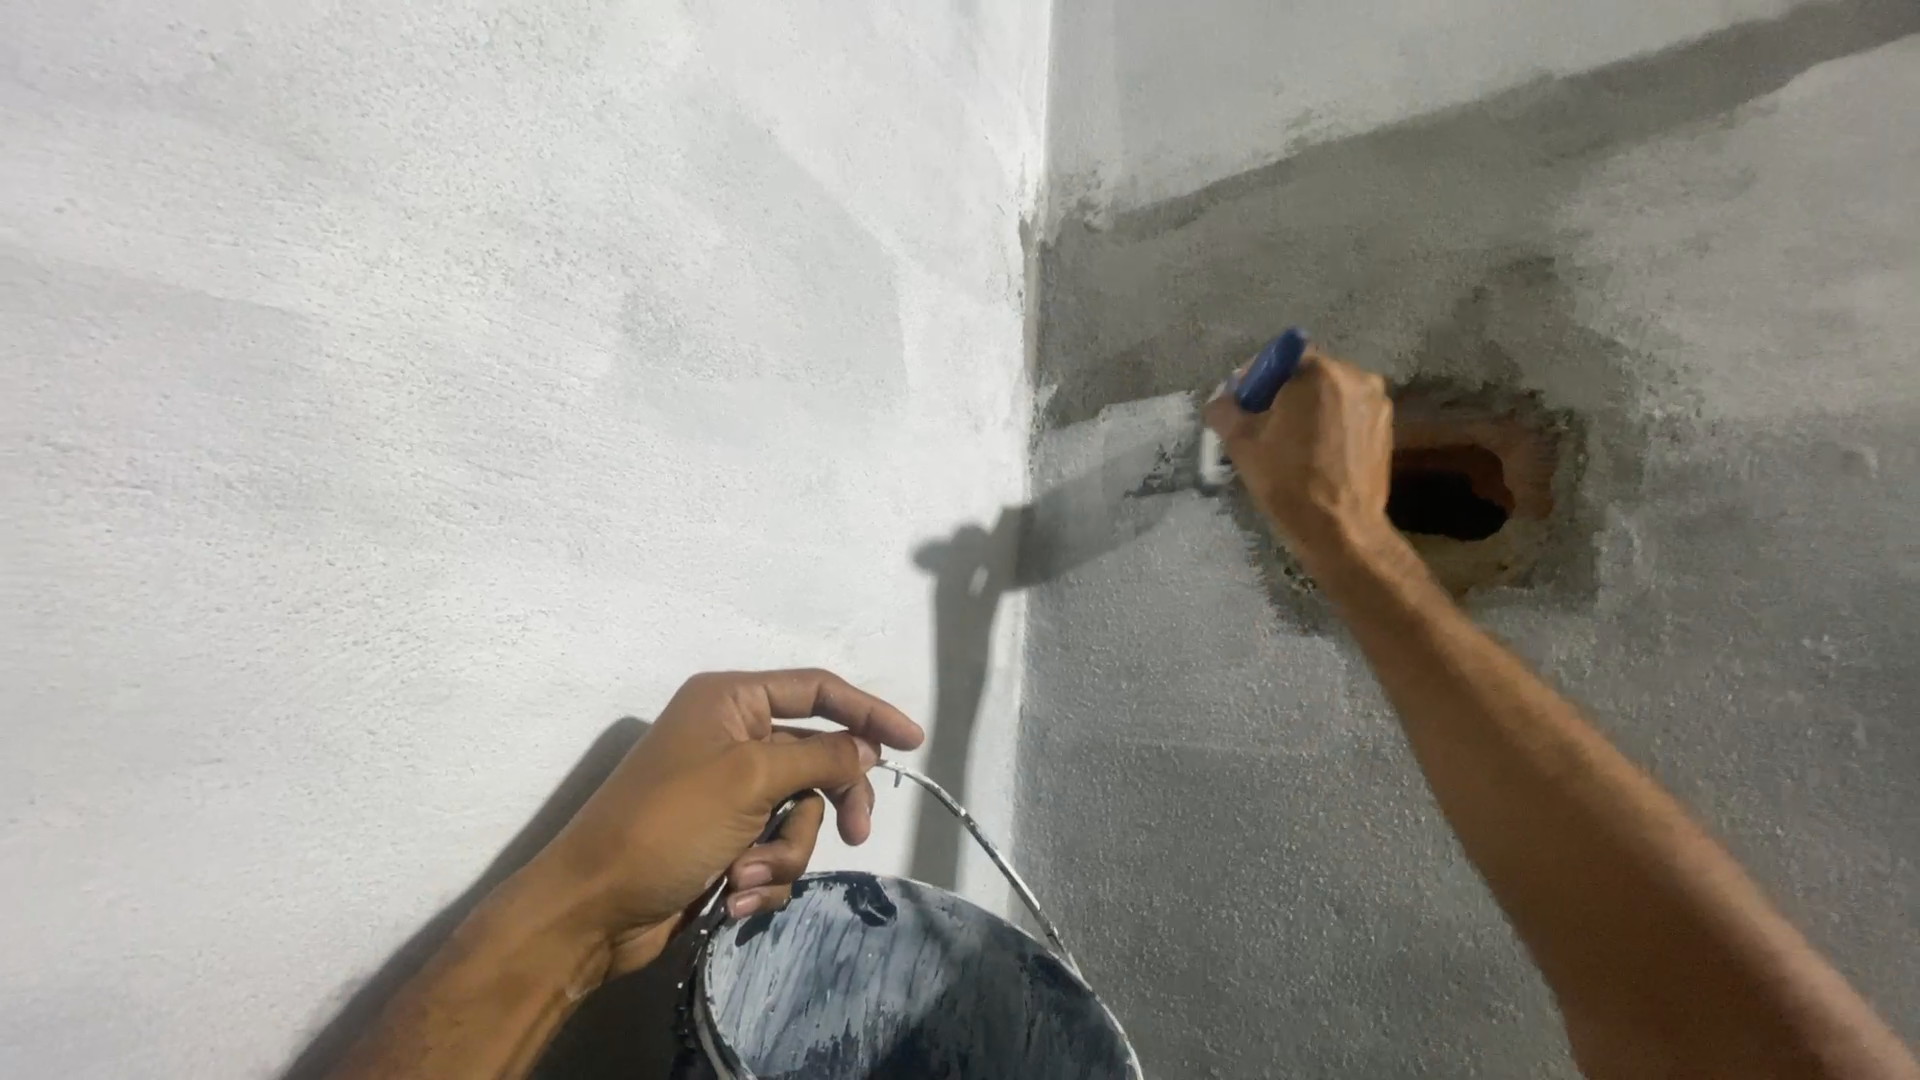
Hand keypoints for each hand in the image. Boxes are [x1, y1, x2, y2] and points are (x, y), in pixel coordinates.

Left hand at [507, 669, 924, 977]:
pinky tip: (731, 896)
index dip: (869, 711)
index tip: (913, 741)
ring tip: (747, 875)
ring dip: (784, 851)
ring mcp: (732, 791)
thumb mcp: (752, 778)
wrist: (591, 912)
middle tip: (857, 834)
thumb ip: (821, 757)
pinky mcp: (729, 838)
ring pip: (802, 811)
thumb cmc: (669, 823)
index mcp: (734, 701)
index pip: (819, 690)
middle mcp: (736, 737)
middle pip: (819, 758)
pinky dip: (763, 875)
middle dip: (831, 801)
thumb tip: (867, 751)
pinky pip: (777, 847)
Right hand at [1203, 346, 1396, 565]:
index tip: (1244, 405)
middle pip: (1307, 374)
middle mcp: (1355, 377)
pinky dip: (1328, 425)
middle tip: (1261, 427)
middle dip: (1282, 394)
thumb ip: (1224, 410)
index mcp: (1318, 373)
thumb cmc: (1287, 482)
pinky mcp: (1385, 428)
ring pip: (1328, 395)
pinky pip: (1347, 414)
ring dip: (1306, 410)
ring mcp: (1376, 403)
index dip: (1257, 377)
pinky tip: (1314, 456)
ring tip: (1289, 444)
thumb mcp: (1240, 444)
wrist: (1338, 529)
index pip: (1281, 355)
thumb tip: (1220, 401)